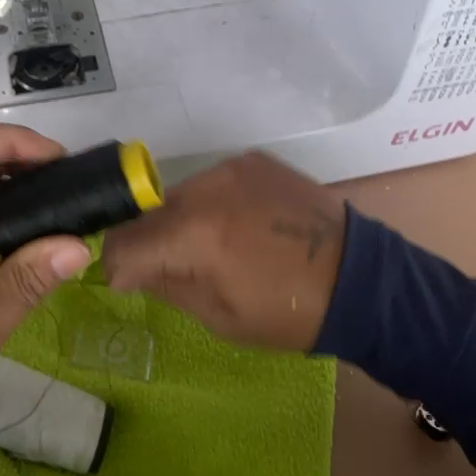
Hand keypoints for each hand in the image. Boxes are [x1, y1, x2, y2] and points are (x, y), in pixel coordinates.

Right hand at [100, 151, 346, 352]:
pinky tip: (243, 224)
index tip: (129, 282)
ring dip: (183, 219)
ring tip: (217, 245)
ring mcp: (231, 167)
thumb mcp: (218, 317)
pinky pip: (214, 181)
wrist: (357, 275)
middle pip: (149, 213)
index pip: (123, 243)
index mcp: (193, 234)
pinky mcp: (253, 159)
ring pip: (182, 194)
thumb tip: (131, 269)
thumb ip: (165, 284)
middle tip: (176, 267)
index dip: (118, 267)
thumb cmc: (285, 311)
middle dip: (151, 241)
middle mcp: (204, 188)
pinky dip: (215, 203)